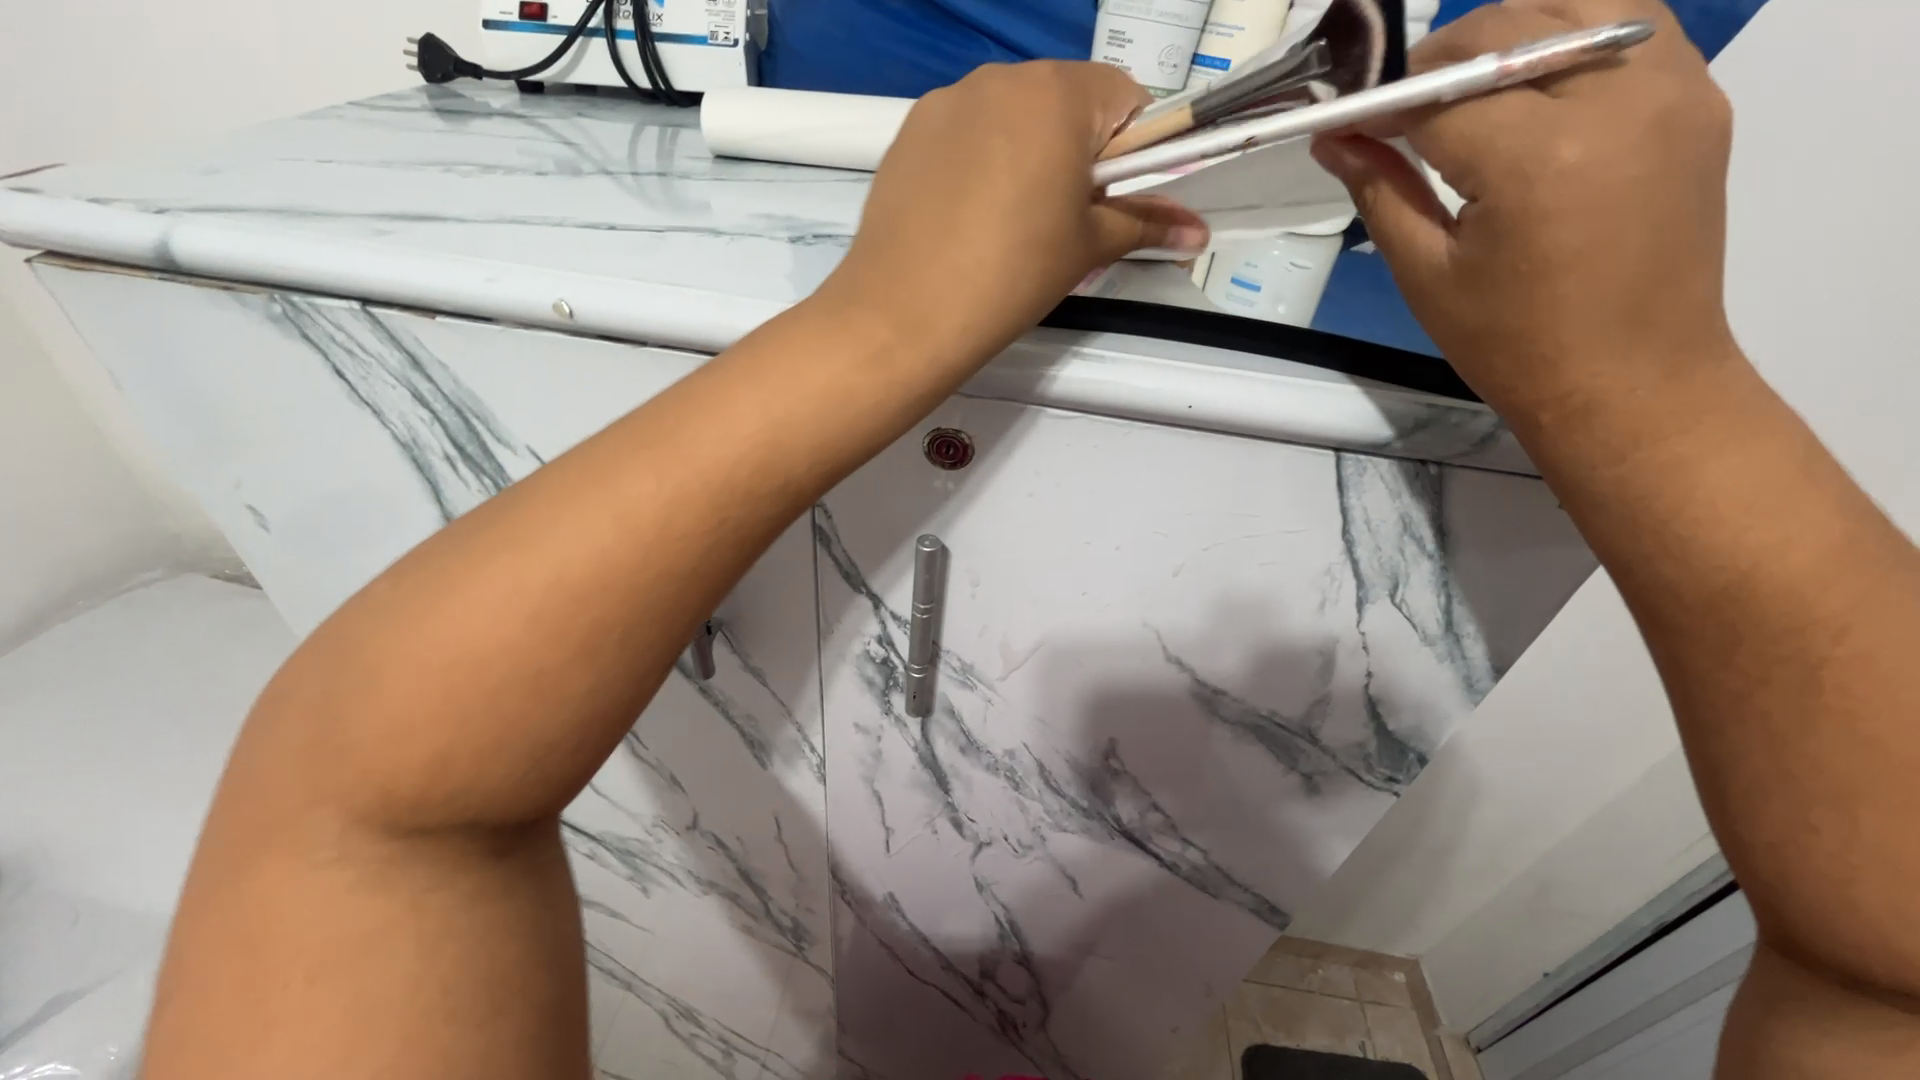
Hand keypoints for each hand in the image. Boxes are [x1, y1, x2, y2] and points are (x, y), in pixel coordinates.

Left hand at [816, 61, 1209, 371]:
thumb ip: (1147, 224)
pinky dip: (978, 161)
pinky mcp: (909, 131)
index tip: (1110, 199)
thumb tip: (1200, 233)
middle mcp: (1001, 78)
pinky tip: (965, 217)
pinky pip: (965, 132)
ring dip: (1026, 153)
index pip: (1125, 97)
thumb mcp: (1088, 246)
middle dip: (1076, 150)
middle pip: (1065, 100)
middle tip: (1060, 218)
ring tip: (1007, 223)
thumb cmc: (1012, 276)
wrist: (904, 313)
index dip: (1129, 149)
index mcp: (1058, 93)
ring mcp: (947, 101)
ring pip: (1011, 115)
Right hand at [1310, 0, 1738, 422]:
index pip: (1442, 96)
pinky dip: (1570, 37)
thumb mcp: (1426, 273)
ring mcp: (1675, 89)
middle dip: (1440, 60)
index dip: (1386, 106)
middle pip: (1509, 29)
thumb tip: (1333, 138)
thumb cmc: (1514, 343)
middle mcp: (1618, 99)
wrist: (1631, 379)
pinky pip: (1630, 26)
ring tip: (1467, 89)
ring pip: (1577, 4)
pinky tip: (1533, 87)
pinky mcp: (1701, 97)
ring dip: (1508, 33)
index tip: (1349, 124)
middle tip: (1401, 110)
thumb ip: (1380, 190)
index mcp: (1539, 159)